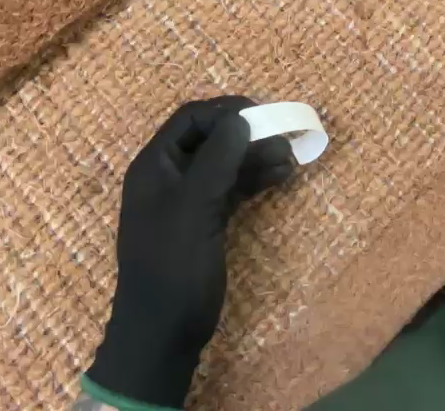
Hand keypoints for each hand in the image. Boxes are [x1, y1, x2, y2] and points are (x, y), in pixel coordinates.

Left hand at [86, 96, 294, 407]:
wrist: (162, 333)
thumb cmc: (173, 263)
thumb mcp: (195, 205)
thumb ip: (217, 157)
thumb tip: (241, 119)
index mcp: (154, 166)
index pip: (190, 119)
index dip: (224, 111)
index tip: (260, 114)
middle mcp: (168, 176)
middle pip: (211, 139)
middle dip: (247, 135)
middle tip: (282, 135)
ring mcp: (186, 200)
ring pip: (225, 164)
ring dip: (256, 157)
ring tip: (290, 158)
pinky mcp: (204, 221)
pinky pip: (231, 188)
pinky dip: (254, 179)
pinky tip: (281, 176)